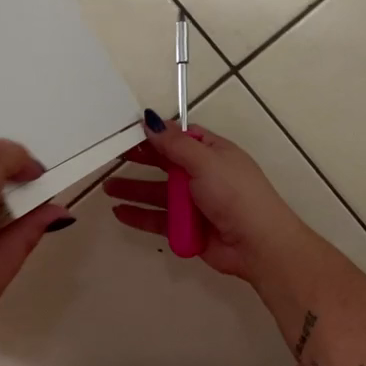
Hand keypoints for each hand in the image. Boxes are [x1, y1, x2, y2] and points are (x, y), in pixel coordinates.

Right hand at [106, 120, 317, 284]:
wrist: (258, 245)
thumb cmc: (235, 195)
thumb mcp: (205, 161)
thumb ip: (174, 143)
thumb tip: (150, 119)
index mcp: (213, 152)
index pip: (180, 137)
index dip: (155, 134)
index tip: (127, 131)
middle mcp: (202, 174)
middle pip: (165, 164)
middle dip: (140, 161)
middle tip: (110, 157)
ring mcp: (194, 203)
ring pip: (157, 192)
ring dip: (133, 189)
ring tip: (107, 187)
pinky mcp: (187, 228)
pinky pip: (158, 219)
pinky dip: (139, 215)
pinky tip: (119, 212)